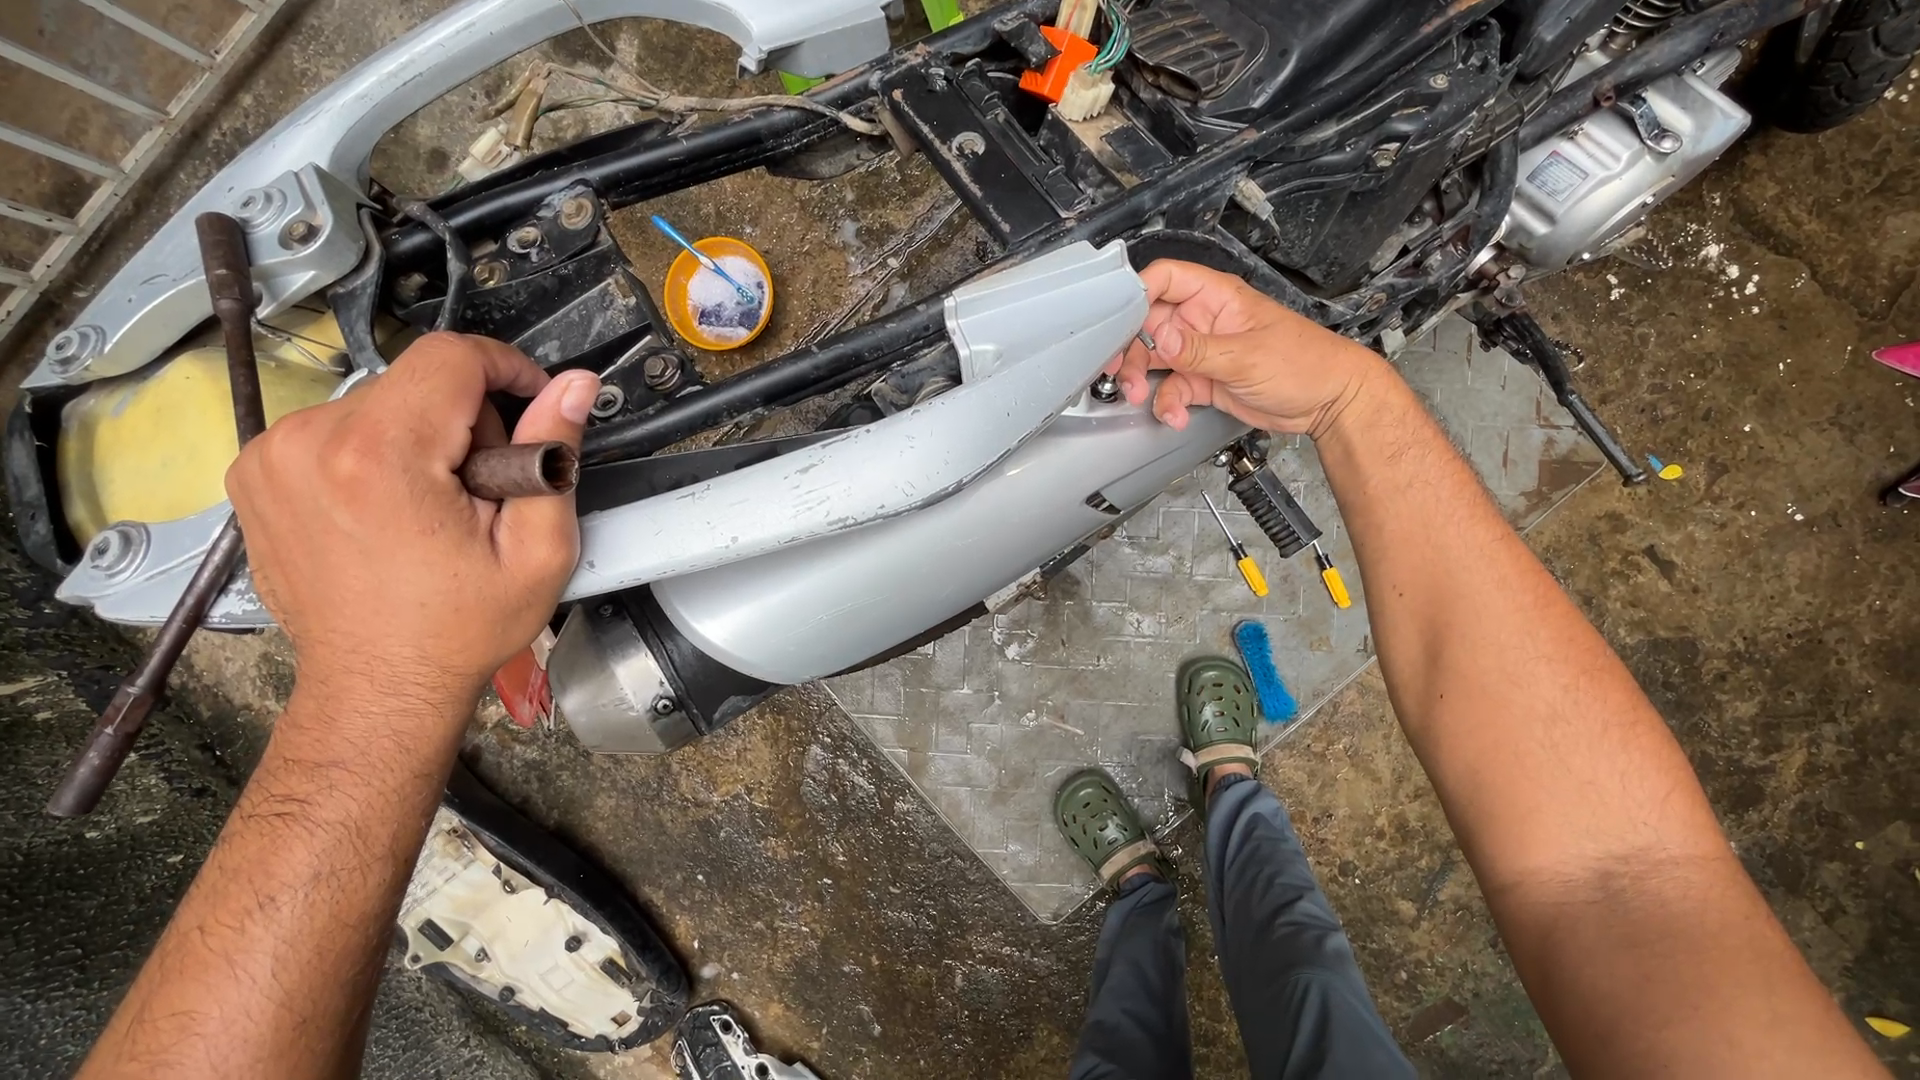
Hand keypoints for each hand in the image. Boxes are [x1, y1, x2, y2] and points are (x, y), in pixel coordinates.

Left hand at [225, 333, 600, 714]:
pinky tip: (397, 507)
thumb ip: (555, 454)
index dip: (508, 369)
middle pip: (418, 381)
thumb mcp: (538, 548)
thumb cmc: (462, 627)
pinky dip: (381, 451)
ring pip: (382, 402)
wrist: (379, 683)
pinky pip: (340, 426)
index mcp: (380, 457)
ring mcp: (270, 456)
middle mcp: (308, 442)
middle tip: (488, 489)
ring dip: (426, 436)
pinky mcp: (256, 471)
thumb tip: (575, 385)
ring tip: (442, 505)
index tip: (535, 405)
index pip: (451, 356)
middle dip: (469, 420)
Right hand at [1110, 260, 1389, 437]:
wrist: (1329, 402)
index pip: (1165, 279)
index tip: (1116, 319)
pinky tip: (1175, 416)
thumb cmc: (1305, 363)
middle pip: (1148, 325)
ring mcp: (1201, 352)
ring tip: (1142, 398)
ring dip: (1141, 381)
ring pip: (1153, 359)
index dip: (1137, 293)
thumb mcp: (1246, 356)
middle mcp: (1202, 321)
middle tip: (1121, 373)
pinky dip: (1166, 405)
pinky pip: (1171, 389)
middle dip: (1131, 350)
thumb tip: (1160, 337)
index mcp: (1215, 297)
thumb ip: (1197, 349)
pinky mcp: (1203, 380)